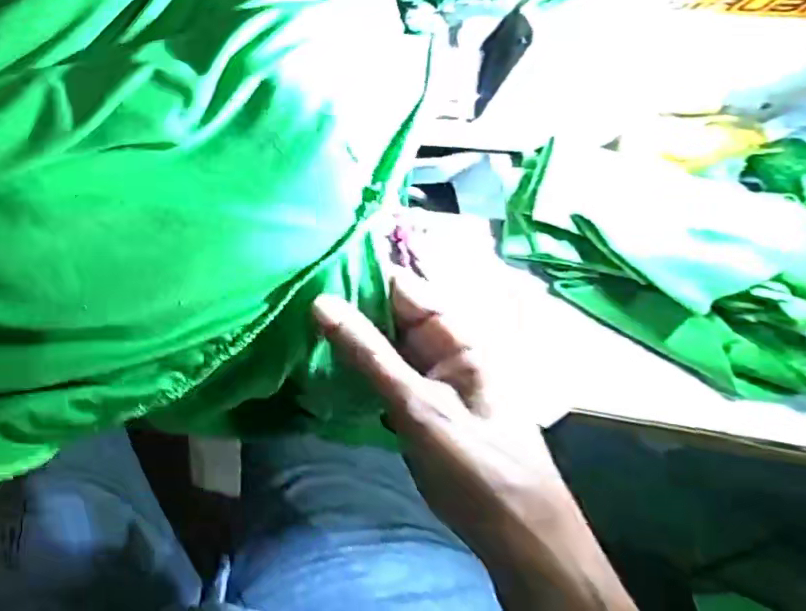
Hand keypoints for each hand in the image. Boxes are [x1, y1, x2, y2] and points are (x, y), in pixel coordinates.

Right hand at [312, 270, 633, 610]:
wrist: (522, 546)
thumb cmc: (482, 471)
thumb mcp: (421, 408)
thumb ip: (368, 353)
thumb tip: (317, 300)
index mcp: (457, 338)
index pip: (399, 287)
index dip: (355, 270)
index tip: (305, 259)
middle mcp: (439, 348)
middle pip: (381, 309)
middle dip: (338, 299)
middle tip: (284, 287)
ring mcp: (422, 373)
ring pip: (372, 337)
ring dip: (337, 330)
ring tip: (286, 313)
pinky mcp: (407, 399)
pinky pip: (370, 365)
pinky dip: (343, 358)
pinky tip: (308, 352)